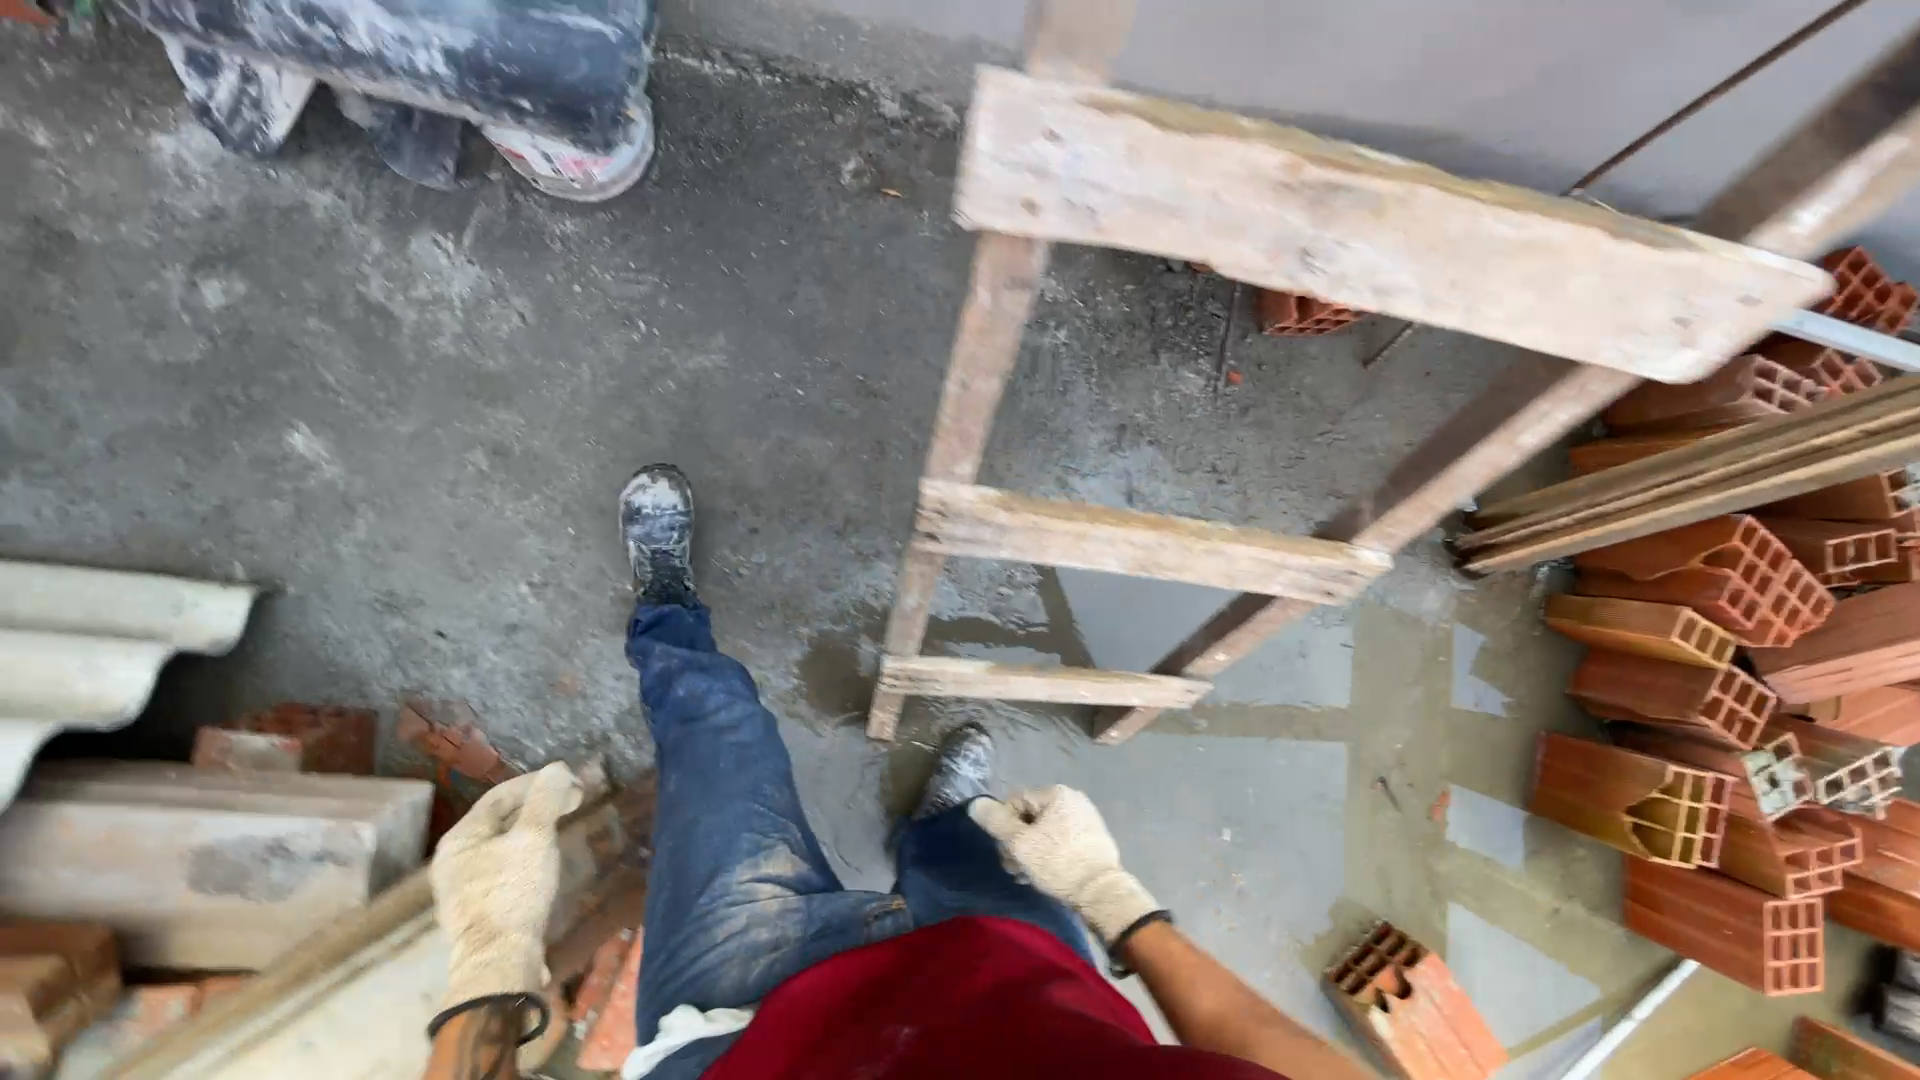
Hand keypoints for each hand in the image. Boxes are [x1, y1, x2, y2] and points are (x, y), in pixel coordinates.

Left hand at [431, 762, 583, 1005]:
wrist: (499, 960)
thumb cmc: (514, 892)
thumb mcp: (534, 839)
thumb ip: (545, 800)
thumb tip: (557, 768)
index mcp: (461, 838)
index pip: (501, 795)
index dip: (538, 782)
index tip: (572, 781)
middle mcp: (454, 859)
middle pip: (500, 818)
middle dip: (538, 804)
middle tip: (574, 800)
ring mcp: (462, 886)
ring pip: (502, 842)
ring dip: (534, 827)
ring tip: (563, 824)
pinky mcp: (477, 907)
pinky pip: (503, 864)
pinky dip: (527, 851)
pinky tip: (545, 858)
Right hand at [969, 785, 1158, 943]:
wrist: (1101, 893)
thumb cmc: (1059, 864)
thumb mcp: (1020, 844)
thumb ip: (996, 822)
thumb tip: (975, 804)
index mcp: (1057, 793)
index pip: (1016, 802)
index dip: (1005, 827)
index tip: (1007, 852)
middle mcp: (1074, 799)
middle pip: (1031, 817)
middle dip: (1018, 842)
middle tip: (1014, 868)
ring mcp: (1086, 818)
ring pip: (1045, 831)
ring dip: (1031, 851)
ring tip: (1027, 876)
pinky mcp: (1093, 838)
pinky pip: (1062, 840)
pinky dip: (1049, 854)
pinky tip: (1046, 874)